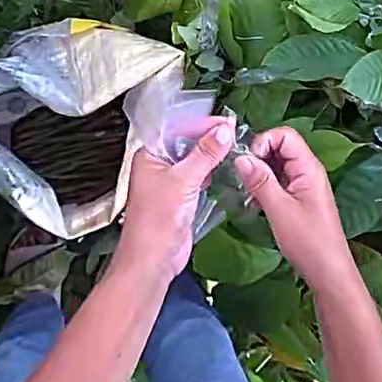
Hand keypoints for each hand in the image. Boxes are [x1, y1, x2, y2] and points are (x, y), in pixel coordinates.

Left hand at [115, 117, 236, 282]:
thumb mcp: (184, 180)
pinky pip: (196, 177)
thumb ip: (204, 154)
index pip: (176, 128)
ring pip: (192, 160)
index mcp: (149, 155)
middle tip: (232, 131)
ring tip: (231, 145)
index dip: (200, 123)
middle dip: (207, 137)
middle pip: (184, 143)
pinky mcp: (179, 197)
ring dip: (210, 154)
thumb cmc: (155, 222)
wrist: (153, 259)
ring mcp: (168, 182)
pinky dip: (209, 171)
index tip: (224, 122)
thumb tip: (222, 132)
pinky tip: (222, 167)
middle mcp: (156, 166)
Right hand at [234, 127, 357, 295]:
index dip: (263, 142)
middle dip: (258, 157)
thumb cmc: (308, 242)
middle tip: (244, 177)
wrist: (328, 273)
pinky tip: (257, 201)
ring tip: (249, 191)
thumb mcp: (279, 210)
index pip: (284, 135)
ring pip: (277, 164)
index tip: (249, 161)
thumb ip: (259, 181)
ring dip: (260, 172)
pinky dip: (265, 185)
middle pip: (279, 147)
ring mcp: (304, 184)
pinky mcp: (299, 197)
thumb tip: (241, 158)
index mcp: (308, 168)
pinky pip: (278, 179)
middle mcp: (308, 171)